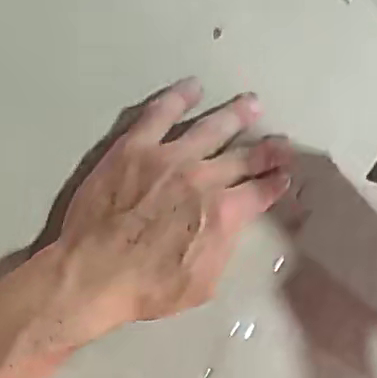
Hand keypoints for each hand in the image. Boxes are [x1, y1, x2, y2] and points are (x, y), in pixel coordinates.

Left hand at [48, 78, 291, 341]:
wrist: (93, 275)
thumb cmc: (147, 290)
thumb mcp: (201, 285)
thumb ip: (222, 250)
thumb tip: (230, 228)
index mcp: (223, 213)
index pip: (260, 192)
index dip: (275, 184)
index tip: (283, 177)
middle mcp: (202, 177)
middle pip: (244, 156)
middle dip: (267, 150)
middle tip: (279, 142)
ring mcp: (167, 157)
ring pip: (209, 127)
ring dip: (234, 115)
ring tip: (250, 104)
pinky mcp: (133, 147)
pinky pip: (161, 113)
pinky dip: (179, 97)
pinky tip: (192, 87)